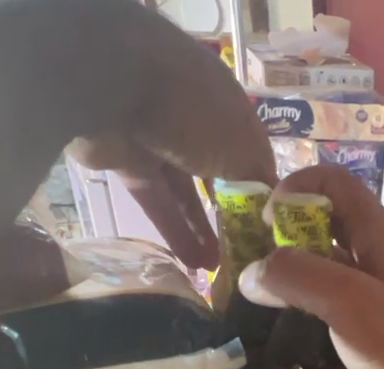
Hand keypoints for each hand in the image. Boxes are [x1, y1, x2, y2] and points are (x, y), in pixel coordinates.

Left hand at [68, 4, 274, 268]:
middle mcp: (196, 120)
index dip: (264, 191)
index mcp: (227, 107)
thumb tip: (271, 208)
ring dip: (205, 232)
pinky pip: (159, 203)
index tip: (274, 228)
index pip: (253, 153)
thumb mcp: (241, 149)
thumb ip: (257, 181)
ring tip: (222, 269)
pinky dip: (176, 234)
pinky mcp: (129, 162)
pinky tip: (196, 266)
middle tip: (248, 254)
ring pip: (188, 194)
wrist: (110, 84)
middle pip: (219, 176)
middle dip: (233, 216)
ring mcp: (160, 140)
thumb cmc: (193, 110)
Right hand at [235, 165, 383, 368]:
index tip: (264, 220)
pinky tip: (274, 328)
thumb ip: (297, 276)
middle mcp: (374, 260)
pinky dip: (298, 310)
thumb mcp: (347, 300)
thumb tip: (250, 274)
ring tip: (249, 296)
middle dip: (282, 234)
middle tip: (245, 261)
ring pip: (320, 271)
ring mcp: (370, 298)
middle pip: (321, 226)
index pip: (334, 184)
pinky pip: (324, 309)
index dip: (296, 188)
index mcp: (377, 237)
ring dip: (286, 276)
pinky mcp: (364, 333)